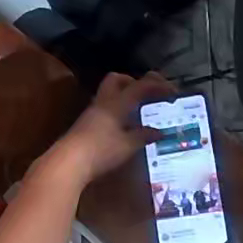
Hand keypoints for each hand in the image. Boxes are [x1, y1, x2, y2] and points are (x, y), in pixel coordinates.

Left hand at [39, 72, 173, 185]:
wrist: (68, 162)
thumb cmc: (101, 150)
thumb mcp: (128, 145)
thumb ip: (144, 136)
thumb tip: (159, 132)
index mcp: (117, 103)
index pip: (140, 86)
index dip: (158, 85)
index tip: (173, 92)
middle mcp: (103, 102)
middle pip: (118, 80)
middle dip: (135, 82)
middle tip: (149, 94)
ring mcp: (92, 112)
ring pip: (110, 93)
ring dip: (125, 96)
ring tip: (139, 110)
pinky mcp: (86, 124)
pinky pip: (105, 108)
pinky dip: (118, 109)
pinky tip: (124, 124)